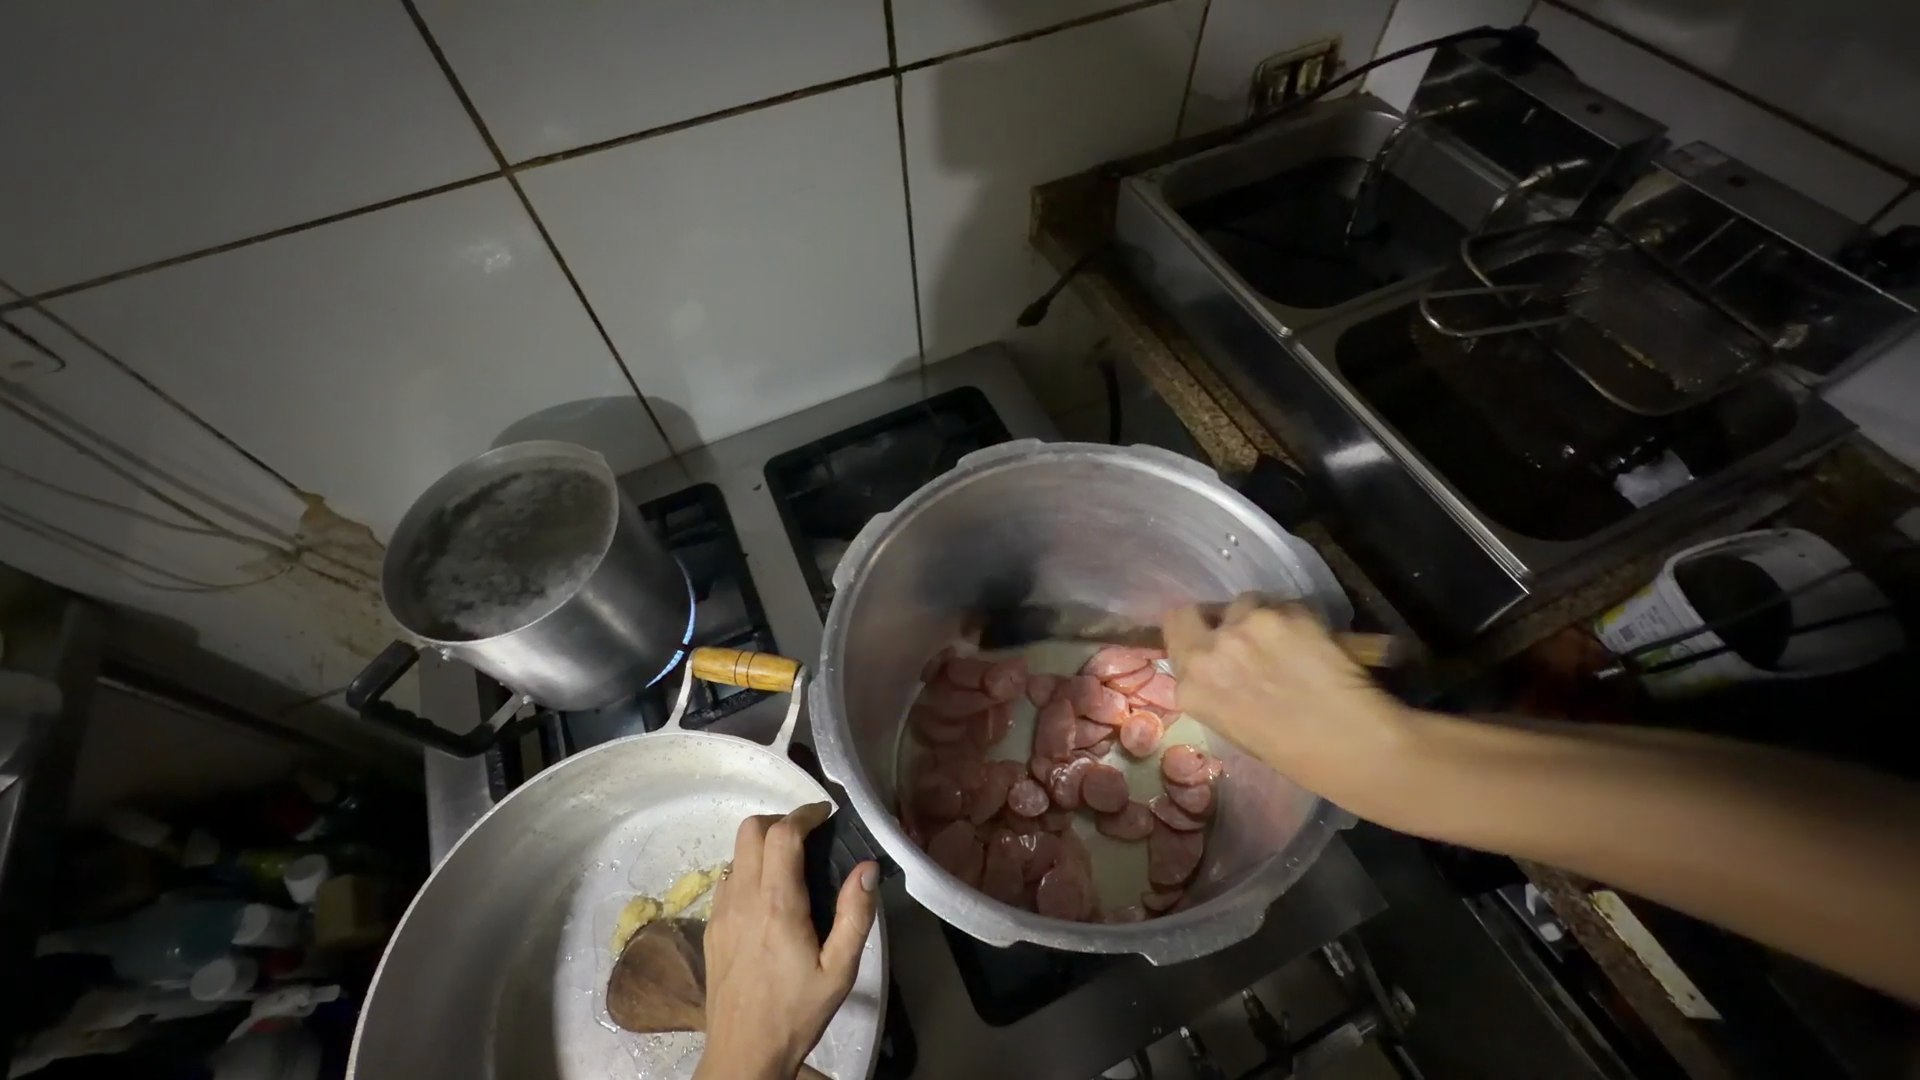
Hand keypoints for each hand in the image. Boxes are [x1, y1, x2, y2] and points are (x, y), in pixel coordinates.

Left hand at [695, 803, 878, 1079]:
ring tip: (791, 863)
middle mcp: (744, 898)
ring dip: (763, 843)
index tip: (825, 815)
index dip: (805, 813)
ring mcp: (722, 911)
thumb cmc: (796, 1012)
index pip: (783, 834)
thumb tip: (867, 868)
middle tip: (809, 836)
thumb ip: (856, 915)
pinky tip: (768, 895)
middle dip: (781, 820)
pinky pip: (728, 878)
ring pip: (736, 851)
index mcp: (778, 904)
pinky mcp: (711, 927)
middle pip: (751, 829)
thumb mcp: (840, 970)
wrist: (743, 1056)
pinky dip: (748, 868)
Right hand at [1163, 597, 1408, 793]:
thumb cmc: (1294, 753)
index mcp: (1190, 690)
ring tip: (1287, 639)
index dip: (1195, 637)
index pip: (1173, 641)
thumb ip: (1213, 687)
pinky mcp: (1279, 614)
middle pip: (1190, 612)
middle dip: (1211, 617)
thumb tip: (1220, 663)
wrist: (1352, 747)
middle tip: (1240, 630)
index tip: (1213, 643)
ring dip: (1259, 616)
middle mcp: (1206, 654)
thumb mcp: (1231, 725)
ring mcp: (1241, 630)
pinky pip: (1281, 603)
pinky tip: (1314, 641)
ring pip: (1243, 602)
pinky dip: (1295, 617)